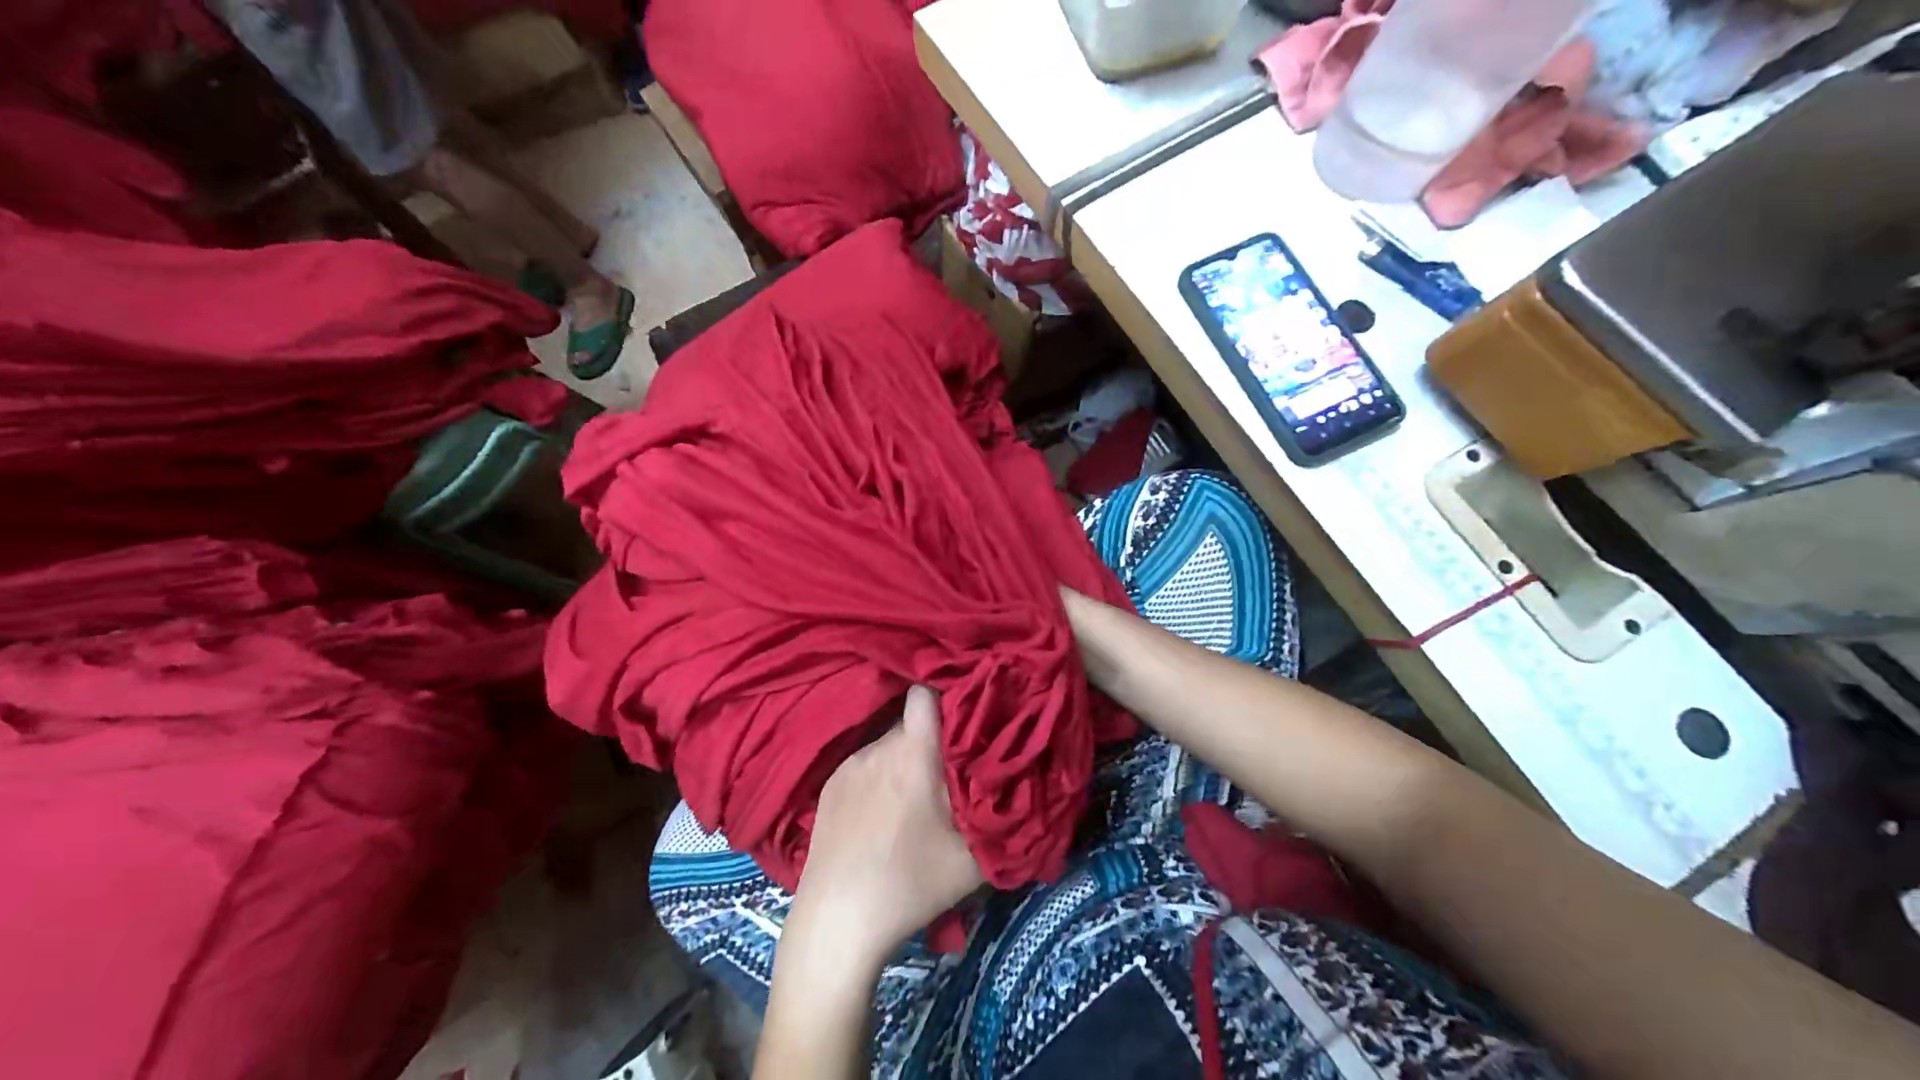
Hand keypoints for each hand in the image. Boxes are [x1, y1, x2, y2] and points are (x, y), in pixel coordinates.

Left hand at [788, 685, 982, 968]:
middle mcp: (878, 747)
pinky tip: (882, 814)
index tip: (968, 712)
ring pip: (888, 745)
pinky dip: (880, 777)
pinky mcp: (829, 785)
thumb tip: (1021, 786)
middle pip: (911, 722)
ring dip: (905, 760)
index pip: (926, 692)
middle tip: (950, 769)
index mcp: (913, 752)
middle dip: (933, 738)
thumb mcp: (972, 858)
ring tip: (915, 799)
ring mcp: (849, 764)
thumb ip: (1000, 816)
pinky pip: (865, 764)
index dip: (948, 694)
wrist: (837, 921)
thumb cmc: (911, 883)